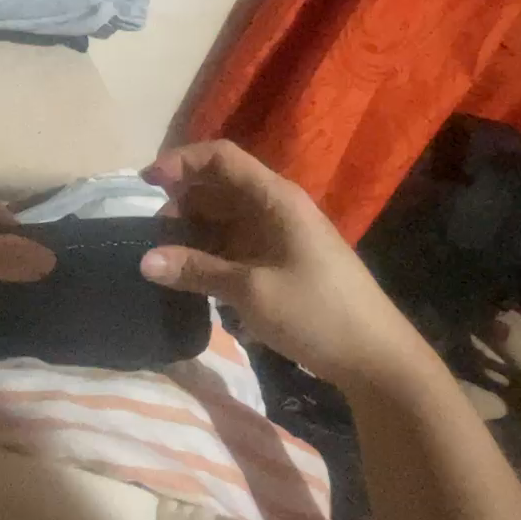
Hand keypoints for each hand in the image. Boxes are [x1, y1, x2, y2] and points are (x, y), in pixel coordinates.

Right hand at [139, 141, 435, 391]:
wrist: (377, 361)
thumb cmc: (318, 314)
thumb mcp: (251, 291)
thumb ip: (196, 270)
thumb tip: (143, 260)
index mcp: (275, 199)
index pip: (220, 158)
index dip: (180, 162)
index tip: (145, 184)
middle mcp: (275, 208)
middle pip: (216, 187)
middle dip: (180, 203)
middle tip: (152, 236)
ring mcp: (277, 234)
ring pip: (221, 217)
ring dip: (190, 231)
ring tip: (165, 259)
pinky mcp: (277, 260)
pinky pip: (231, 243)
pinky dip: (206, 252)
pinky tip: (189, 275)